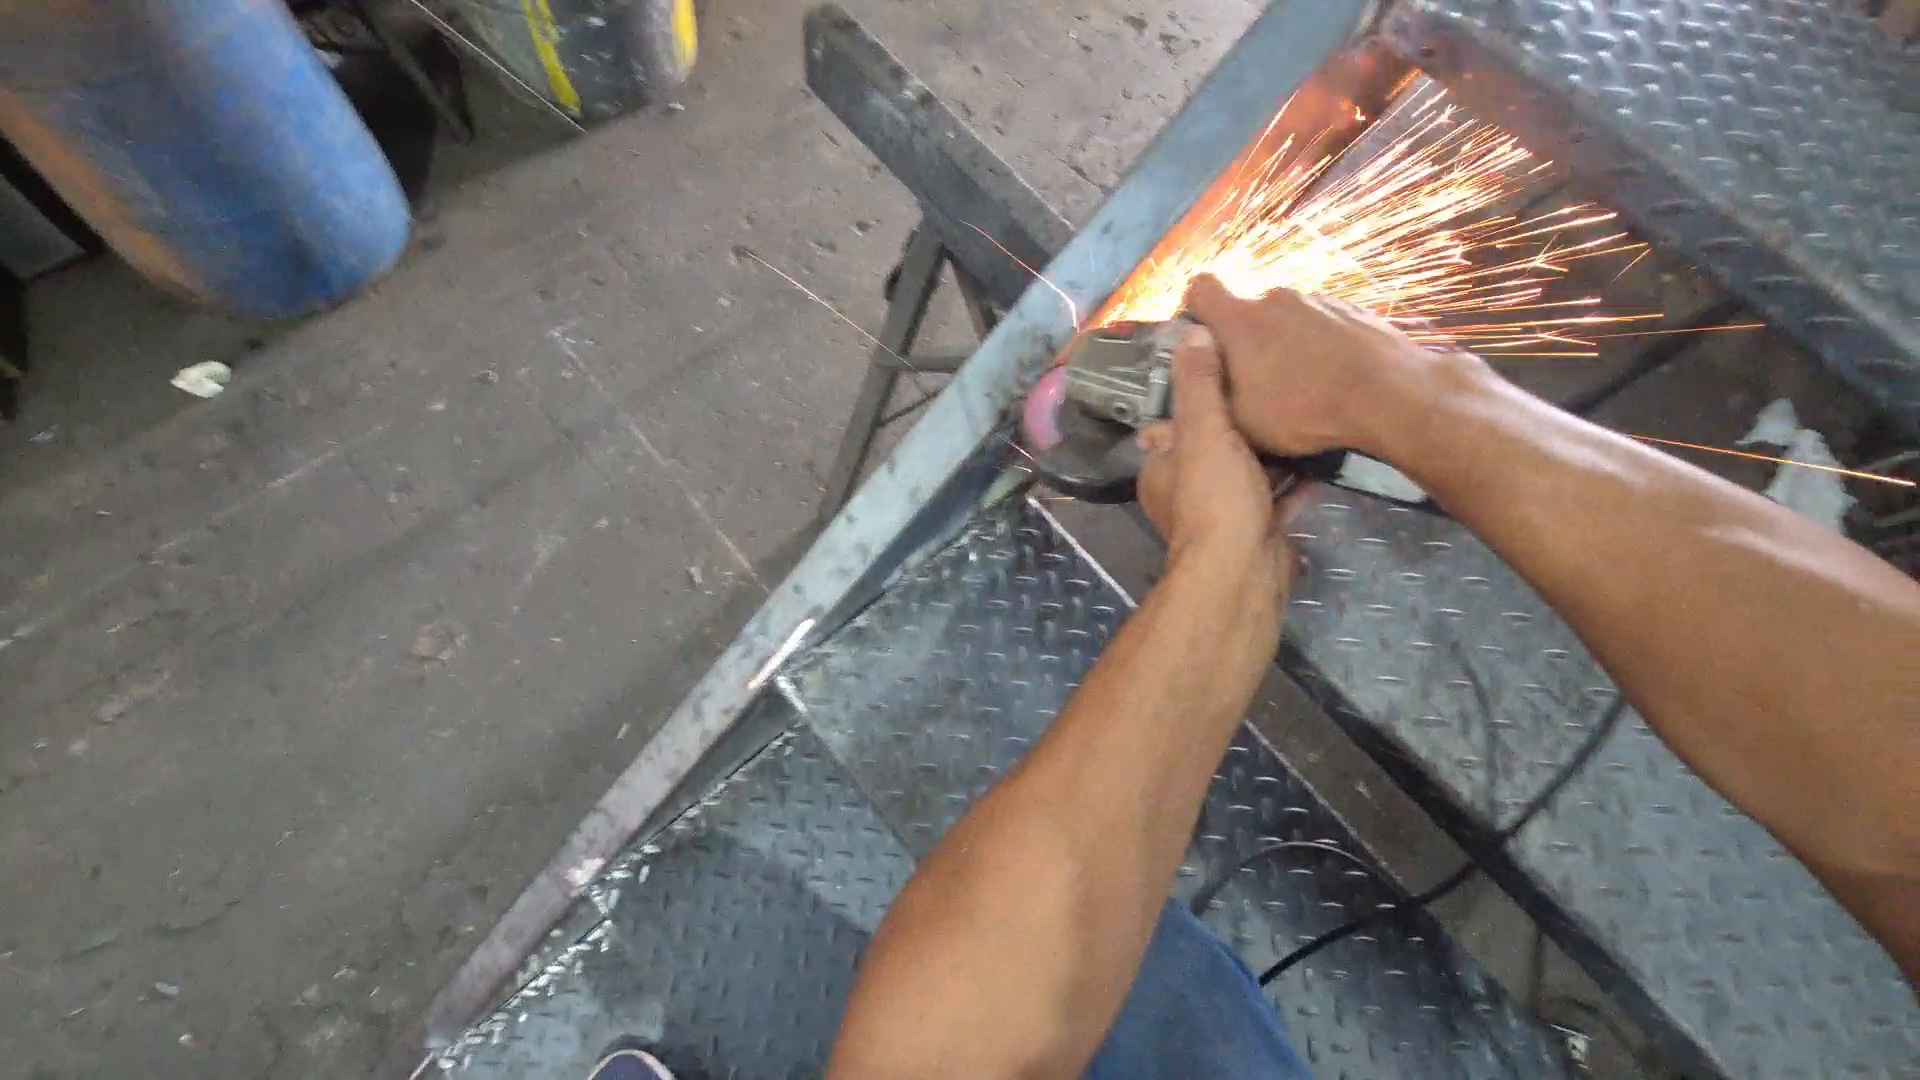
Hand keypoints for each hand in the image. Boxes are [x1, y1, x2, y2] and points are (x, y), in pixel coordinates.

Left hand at [1136, 323, 1312, 604]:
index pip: (1174, 425)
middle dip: (1245, 426)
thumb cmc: (1215, 496)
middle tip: (1278, 391)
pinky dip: (1295, 484)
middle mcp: (1185, 492)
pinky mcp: (1256, 531)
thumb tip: (1191, 332)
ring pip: (1249, 473)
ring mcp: (1222, 515)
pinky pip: (1276, 499)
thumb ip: (1199, 384)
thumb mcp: (1204, 430)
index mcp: (1162, 468)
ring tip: (1306, 418)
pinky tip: (1322, 461)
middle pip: (1217, 448)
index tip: (1231, 372)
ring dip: (1275, 454)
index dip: (1199, 399)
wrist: (1244, 569)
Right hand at [1185, 274, 1441, 457]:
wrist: (1389, 394)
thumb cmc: (1301, 409)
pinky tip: (1332, 381)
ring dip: (1285, 347)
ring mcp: (1319, 300)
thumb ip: (1211, 391)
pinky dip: (1319, 349)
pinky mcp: (1353, 310)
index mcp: (1240, 321)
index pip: (1200, 289)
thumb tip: (1199, 376)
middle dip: (1246, 344)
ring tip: (1302, 388)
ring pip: (1286, 322)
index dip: (1195, 310)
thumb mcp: (1239, 419)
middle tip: (1255, 385)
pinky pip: (1321, 327)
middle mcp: (1276, 299)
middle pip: (1247, 314)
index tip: (1202, 341)